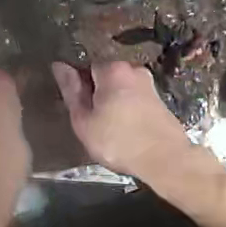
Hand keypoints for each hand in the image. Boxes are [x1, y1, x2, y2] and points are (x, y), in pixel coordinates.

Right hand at [51, 61, 207, 184]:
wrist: (166, 159)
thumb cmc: (119, 142)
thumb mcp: (84, 121)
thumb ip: (71, 91)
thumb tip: (59, 66)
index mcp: (112, 69)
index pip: (85, 66)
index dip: (78, 86)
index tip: (78, 107)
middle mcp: (134, 69)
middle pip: (105, 76)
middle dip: (97, 93)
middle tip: (93, 120)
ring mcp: (150, 84)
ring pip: (121, 89)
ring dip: (113, 103)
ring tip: (110, 128)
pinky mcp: (160, 100)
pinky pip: (135, 99)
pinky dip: (128, 110)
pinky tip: (127, 129)